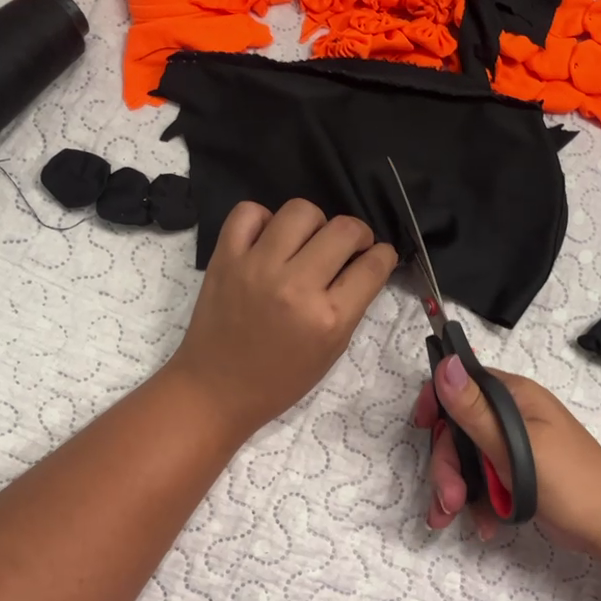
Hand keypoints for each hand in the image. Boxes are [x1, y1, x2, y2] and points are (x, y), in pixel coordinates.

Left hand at [167, 199, 397, 435]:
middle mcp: (295, 286)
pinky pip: (249, 212)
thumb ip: (351, 304)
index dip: (383, 255)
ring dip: (313, 223)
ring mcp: (257, 267)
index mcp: (328, 318)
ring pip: (301, 211)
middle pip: (344, 229)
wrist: (216, 388)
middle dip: (357, 234)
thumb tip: (365, 263)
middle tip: (347, 248)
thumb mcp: (331, 351)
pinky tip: (268, 240)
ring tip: (306, 242)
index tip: (378, 256)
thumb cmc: (280, 379)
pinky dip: (263, 219)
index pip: (373, 265)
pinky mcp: (225, 258)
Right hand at [413, 358, 600, 550]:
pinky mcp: (515, 474)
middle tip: (448, 498)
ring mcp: (513, 446)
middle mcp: (511, 416)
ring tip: (454, 518)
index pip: (462, 383)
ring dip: (455, 489)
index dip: (437, 402)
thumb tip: (446, 363)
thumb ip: (474, 409)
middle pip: (457, 430)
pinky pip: (482, 480)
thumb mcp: (514, 446)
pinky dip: (476, 501)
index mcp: (515, 397)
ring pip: (466, 459)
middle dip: (447, 465)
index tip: (421, 426)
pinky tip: (483, 523)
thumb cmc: (569, 482)